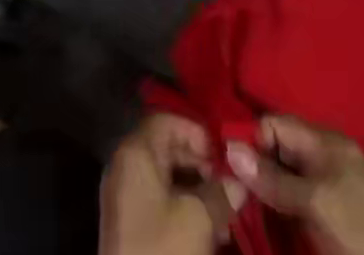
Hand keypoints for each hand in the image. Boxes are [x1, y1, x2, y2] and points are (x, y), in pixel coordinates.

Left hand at [101, 114, 240, 254]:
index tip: (223, 155)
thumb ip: (221, 190)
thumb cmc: (162, 250)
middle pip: (168, 147)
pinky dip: (185, 207)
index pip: (167, 120)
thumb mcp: (199, 217)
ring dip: (198, 188)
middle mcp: (125, 168)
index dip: (197, 132)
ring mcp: (126, 198)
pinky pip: (161, 201)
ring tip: (225, 209)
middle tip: (230, 183)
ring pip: (168, 176)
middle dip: (202, 163)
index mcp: (135, 154)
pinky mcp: (131, 226)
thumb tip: (238, 180)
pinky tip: (210, 228)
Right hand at [226, 116, 363, 254]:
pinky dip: (275, 208)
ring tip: (241, 209)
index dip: (251, 140)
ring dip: (262, 191)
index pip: (276, 124)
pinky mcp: (325, 212)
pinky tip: (262, 223)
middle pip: (277, 149)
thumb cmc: (360, 231)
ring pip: (281, 176)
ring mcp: (326, 185)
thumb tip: (230, 148)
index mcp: (325, 142)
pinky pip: (291, 199)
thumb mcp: (315, 201)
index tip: (227, 166)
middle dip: (254, 166)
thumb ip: (274, 178)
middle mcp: (324, 156)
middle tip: (230, 193)